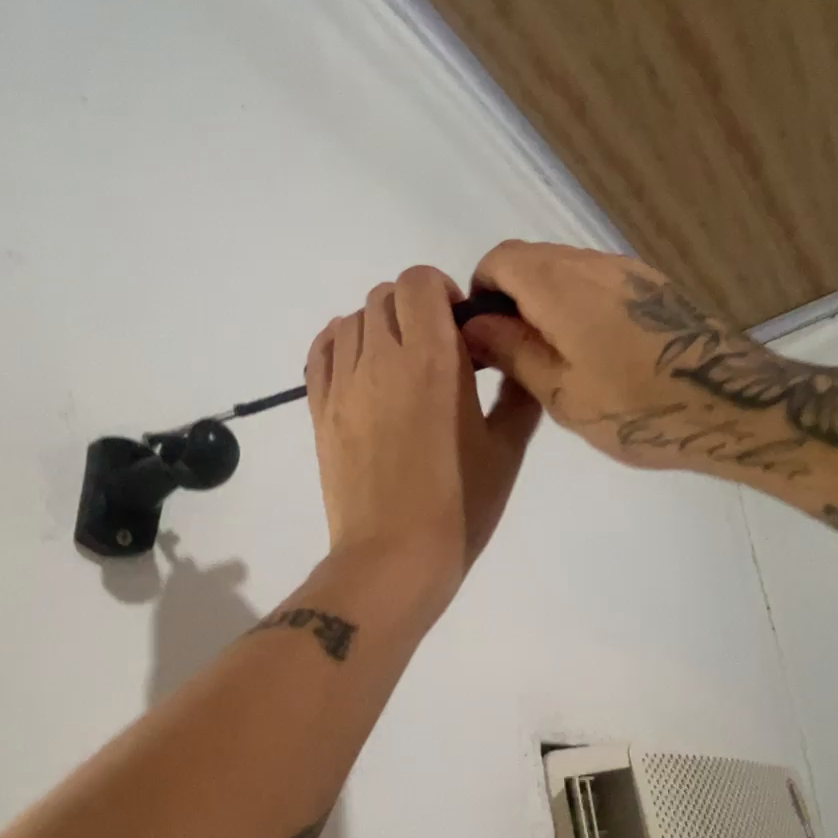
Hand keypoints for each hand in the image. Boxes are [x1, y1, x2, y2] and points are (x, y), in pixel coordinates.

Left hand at [306, 266, 541, 600]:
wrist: (395, 557)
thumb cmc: (460, 506)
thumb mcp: (506, 451)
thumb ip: (517, 395)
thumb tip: (519, 360)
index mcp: (434, 360)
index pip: (420, 281)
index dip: (441, 291)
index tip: (460, 327)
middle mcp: (382, 358)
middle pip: (385, 294)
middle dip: (414, 309)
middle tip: (435, 350)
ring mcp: (343, 383)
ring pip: (353, 319)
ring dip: (380, 327)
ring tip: (400, 366)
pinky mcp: (318, 408)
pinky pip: (321, 350)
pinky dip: (342, 343)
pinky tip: (363, 370)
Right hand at [463, 241, 781, 470]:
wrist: (732, 403)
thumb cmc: (637, 408)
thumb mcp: (561, 392)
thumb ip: (512, 351)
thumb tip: (474, 325)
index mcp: (560, 284)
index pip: (499, 258)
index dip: (481, 293)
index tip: (485, 340)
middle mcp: (593, 262)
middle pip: (532, 260)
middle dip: (511, 299)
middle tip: (515, 356)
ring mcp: (629, 271)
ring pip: (566, 270)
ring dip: (546, 303)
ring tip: (555, 360)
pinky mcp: (656, 287)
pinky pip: (598, 282)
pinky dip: (578, 305)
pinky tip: (594, 353)